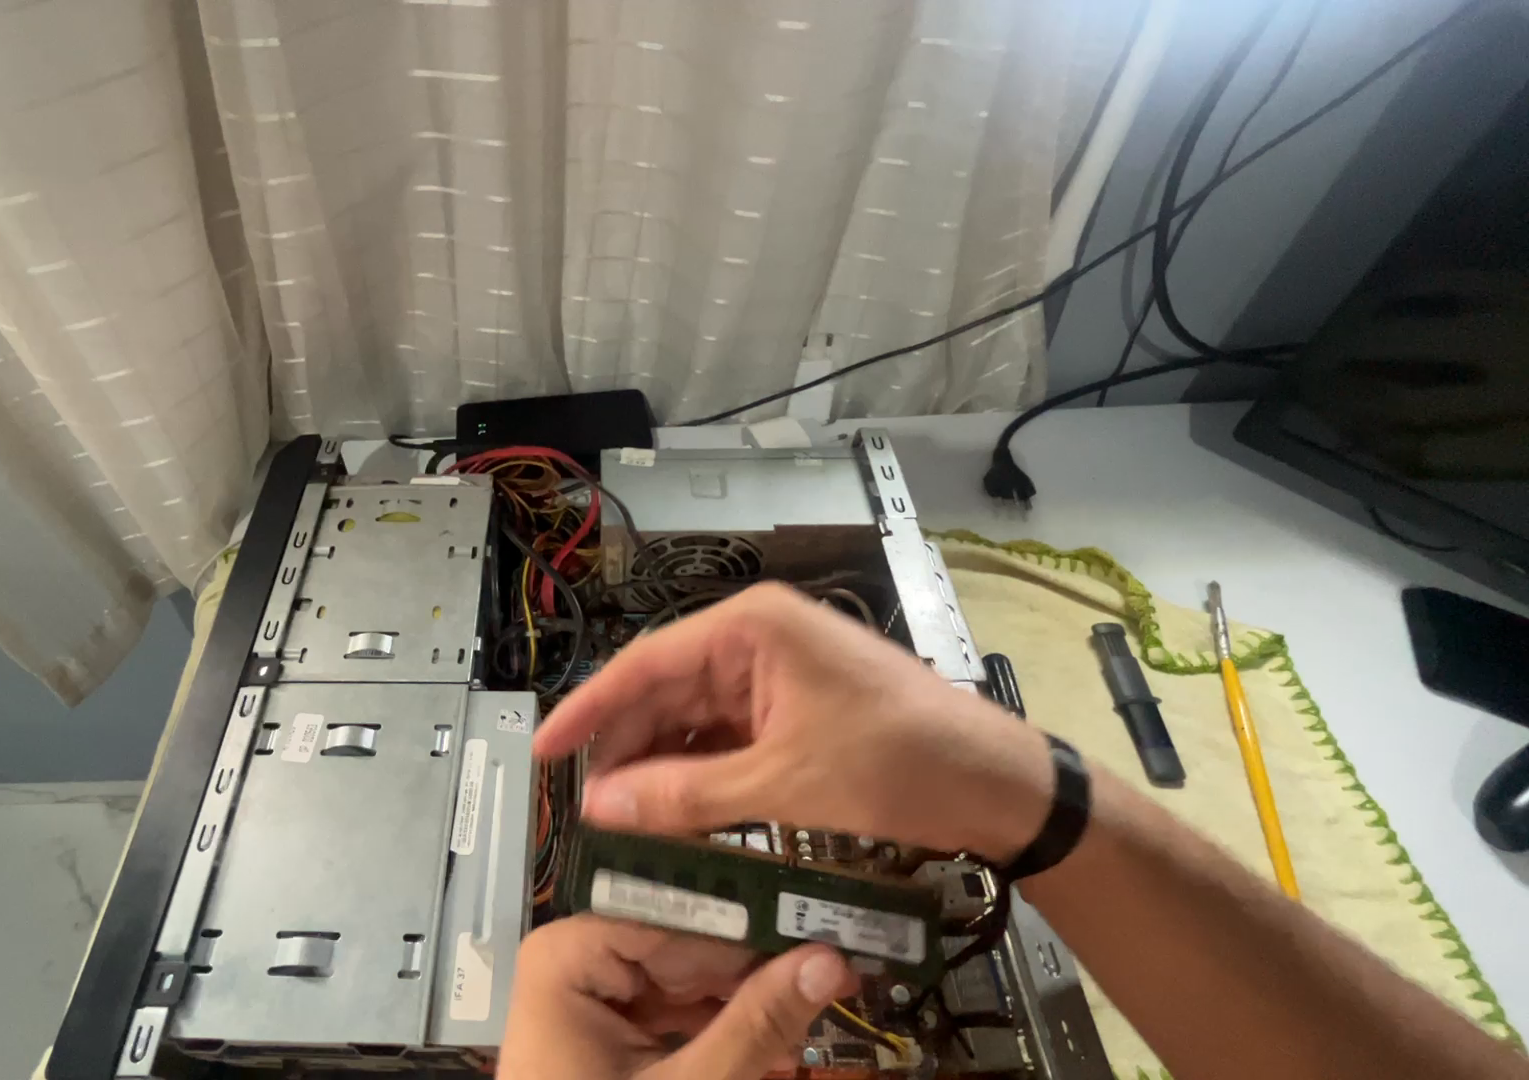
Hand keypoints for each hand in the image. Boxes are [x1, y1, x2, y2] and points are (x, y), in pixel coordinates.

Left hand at [497, 914, 855, 1079]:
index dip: (747, 920)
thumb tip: (828, 961)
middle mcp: (575, 955)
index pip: (671, 914)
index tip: (819, 925)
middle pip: (679, 943)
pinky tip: (777, 1044)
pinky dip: (720, 1029)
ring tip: (821, 1000)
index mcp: (568, 953)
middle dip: (753, 966)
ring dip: (746, 1000)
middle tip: (835, 967)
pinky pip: (672, 1010)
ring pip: (683, 978)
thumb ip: (754, 1025)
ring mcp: (590, 991)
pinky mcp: (607, 1027)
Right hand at [534, 583, 1052, 859]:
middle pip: (665, 690)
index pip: (646, 663)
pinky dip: (697, 769)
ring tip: (622, 811)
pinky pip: (723, 734)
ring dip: (659, 761)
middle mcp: (753, 638)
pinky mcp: (787, 705)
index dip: (589, 708)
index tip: (546, 748)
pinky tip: (672, 804)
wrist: (998, 785)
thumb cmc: (900, 763)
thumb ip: (685, 794)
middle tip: (587, 799)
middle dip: (626, 744)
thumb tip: (603, 806)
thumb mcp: (783, 782)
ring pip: (691, 716)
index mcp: (750, 628)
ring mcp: (771, 671)